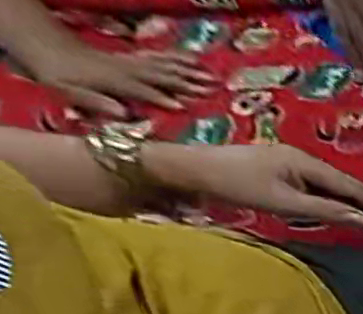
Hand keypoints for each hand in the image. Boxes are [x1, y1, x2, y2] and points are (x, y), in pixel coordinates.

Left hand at [12, 39, 214, 116]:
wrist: (44, 46)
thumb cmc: (56, 74)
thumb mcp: (64, 89)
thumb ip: (92, 101)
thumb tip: (123, 113)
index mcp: (112, 80)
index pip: (140, 90)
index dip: (158, 98)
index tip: (182, 108)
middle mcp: (125, 70)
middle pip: (159, 76)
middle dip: (186, 83)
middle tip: (212, 89)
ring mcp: (130, 62)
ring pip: (163, 66)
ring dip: (188, 71)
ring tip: (212, 77)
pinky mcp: (132, 59)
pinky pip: (158, 58)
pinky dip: (177, 60)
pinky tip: (192, 61)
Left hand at [144, 143, 362, 238]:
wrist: (184, 168)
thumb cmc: (233, 185)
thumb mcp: (285, 203)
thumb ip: (328, 211)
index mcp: (308, 164)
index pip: (358, 191)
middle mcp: (306, 159)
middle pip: (354, 188)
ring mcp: (295, 163)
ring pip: (342, 188)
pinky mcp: (286, 170)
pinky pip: (327, 188)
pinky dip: (346, 204)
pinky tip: (352, 216)